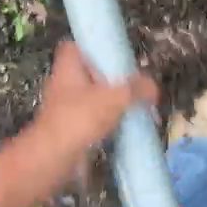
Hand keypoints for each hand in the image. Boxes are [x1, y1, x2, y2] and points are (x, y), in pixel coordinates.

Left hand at [0, 42, 154, 206]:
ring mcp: (65, 108)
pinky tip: (125, 128)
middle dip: (110, 79)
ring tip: (135, 107)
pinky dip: (107, 122)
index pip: (74, 47)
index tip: (115, 56)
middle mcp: (63, 84)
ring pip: (91, 98)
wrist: (52, 159)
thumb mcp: (114, 98)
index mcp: (68, 68)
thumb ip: (136, 89)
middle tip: (132, 84)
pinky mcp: (69, 129)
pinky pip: (91, 119)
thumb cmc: (79, 119)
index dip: (93, 48)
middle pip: (88, 74)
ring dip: (111, 103)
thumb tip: (153, 86)